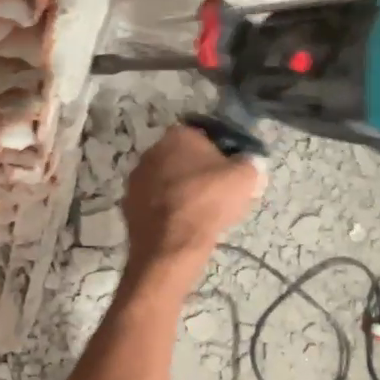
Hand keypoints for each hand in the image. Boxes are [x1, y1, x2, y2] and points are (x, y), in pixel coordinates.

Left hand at [121, 125, 263, 271]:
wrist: (170, 244)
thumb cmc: (208, 201)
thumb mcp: (245, 177)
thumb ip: (250, 163)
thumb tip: (251, 161)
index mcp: (177, 135)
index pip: (203, 136)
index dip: (219, 153)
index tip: (229, 172)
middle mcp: (151, 151)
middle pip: (181, 158)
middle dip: (197, 172)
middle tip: (216, 193)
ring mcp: (135, 179)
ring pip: (165, 181)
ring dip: (179, 191)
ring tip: (199, 213)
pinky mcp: (128, 205)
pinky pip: (153, 203)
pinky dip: (165, 211)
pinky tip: (180, 225)